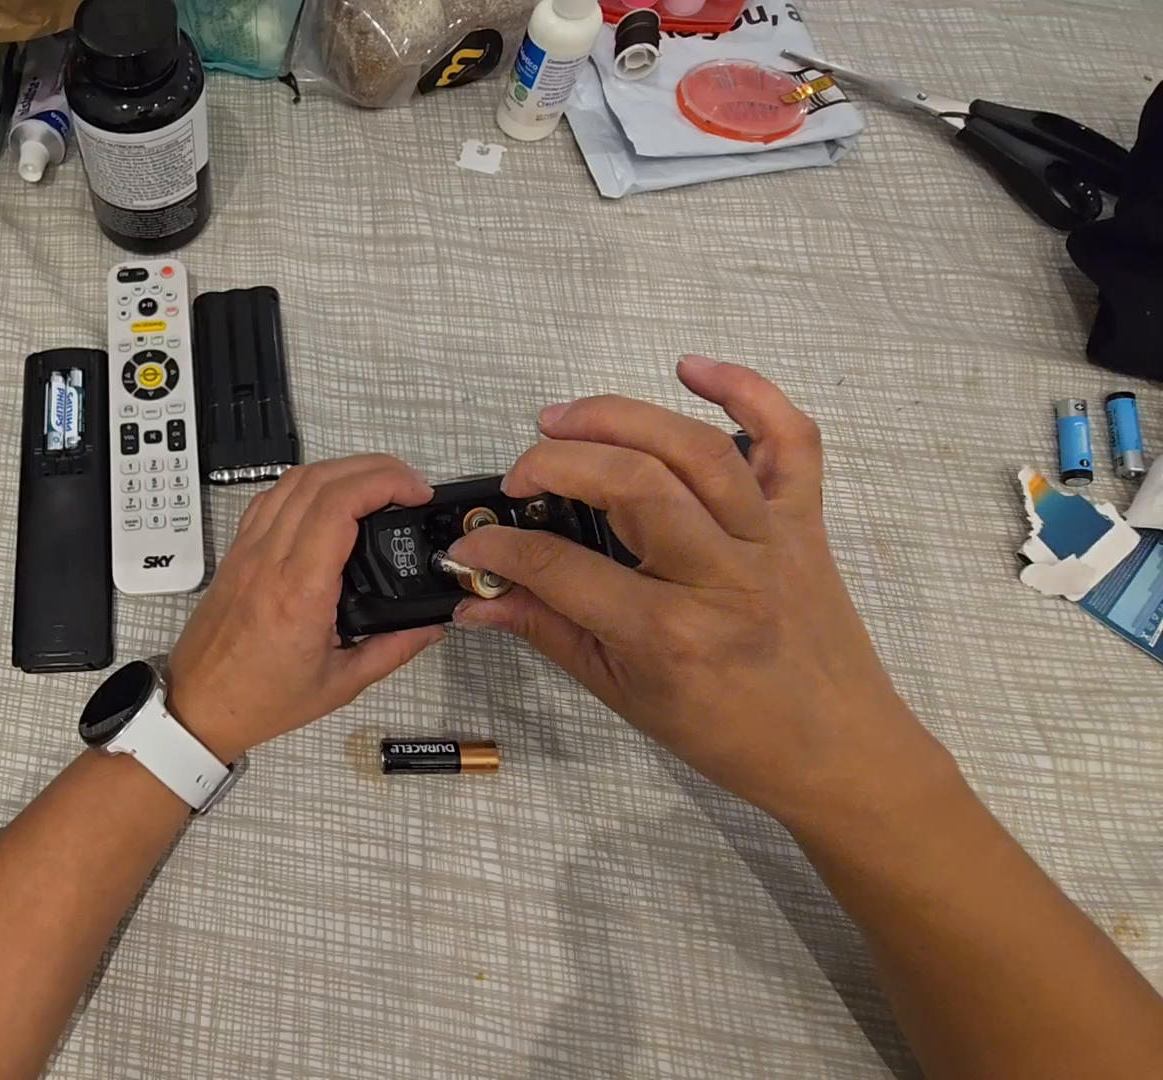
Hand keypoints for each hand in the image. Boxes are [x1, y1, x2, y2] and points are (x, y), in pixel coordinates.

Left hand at [168, 455, 447, 760]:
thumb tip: (429, 625)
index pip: (338, 505)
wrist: (199, 705)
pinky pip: (269, 499)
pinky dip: (304, 485)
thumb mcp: (340, 684)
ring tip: (375, 486)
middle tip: (407, 484)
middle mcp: (269, 560)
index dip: (384, 482)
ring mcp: (247, 551)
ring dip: (339, 470)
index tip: (415, 491)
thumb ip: (393, 649)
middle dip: (373, 467)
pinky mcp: (236, 553)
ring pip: (292, 481)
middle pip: (319, 479)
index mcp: (299, 591)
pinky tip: (327, 500)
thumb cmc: (258, 698)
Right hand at [449, 357, 952, 823]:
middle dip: (555, 463)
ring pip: (695, 450)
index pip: (560, 568)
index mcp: (666, 631)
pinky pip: (790, 440)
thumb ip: (541, 630)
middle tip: (517, 474)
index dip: (498, 551)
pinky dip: (749, 390)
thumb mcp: (614, 688)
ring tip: (562, 418)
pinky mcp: (806, 519)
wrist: (838, 751)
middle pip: (632, 485)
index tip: (467, 546)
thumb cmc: (719, 730)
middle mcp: (721, 575)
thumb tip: (470, 601)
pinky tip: (691, 368)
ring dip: (619, 418)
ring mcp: (770, 538)